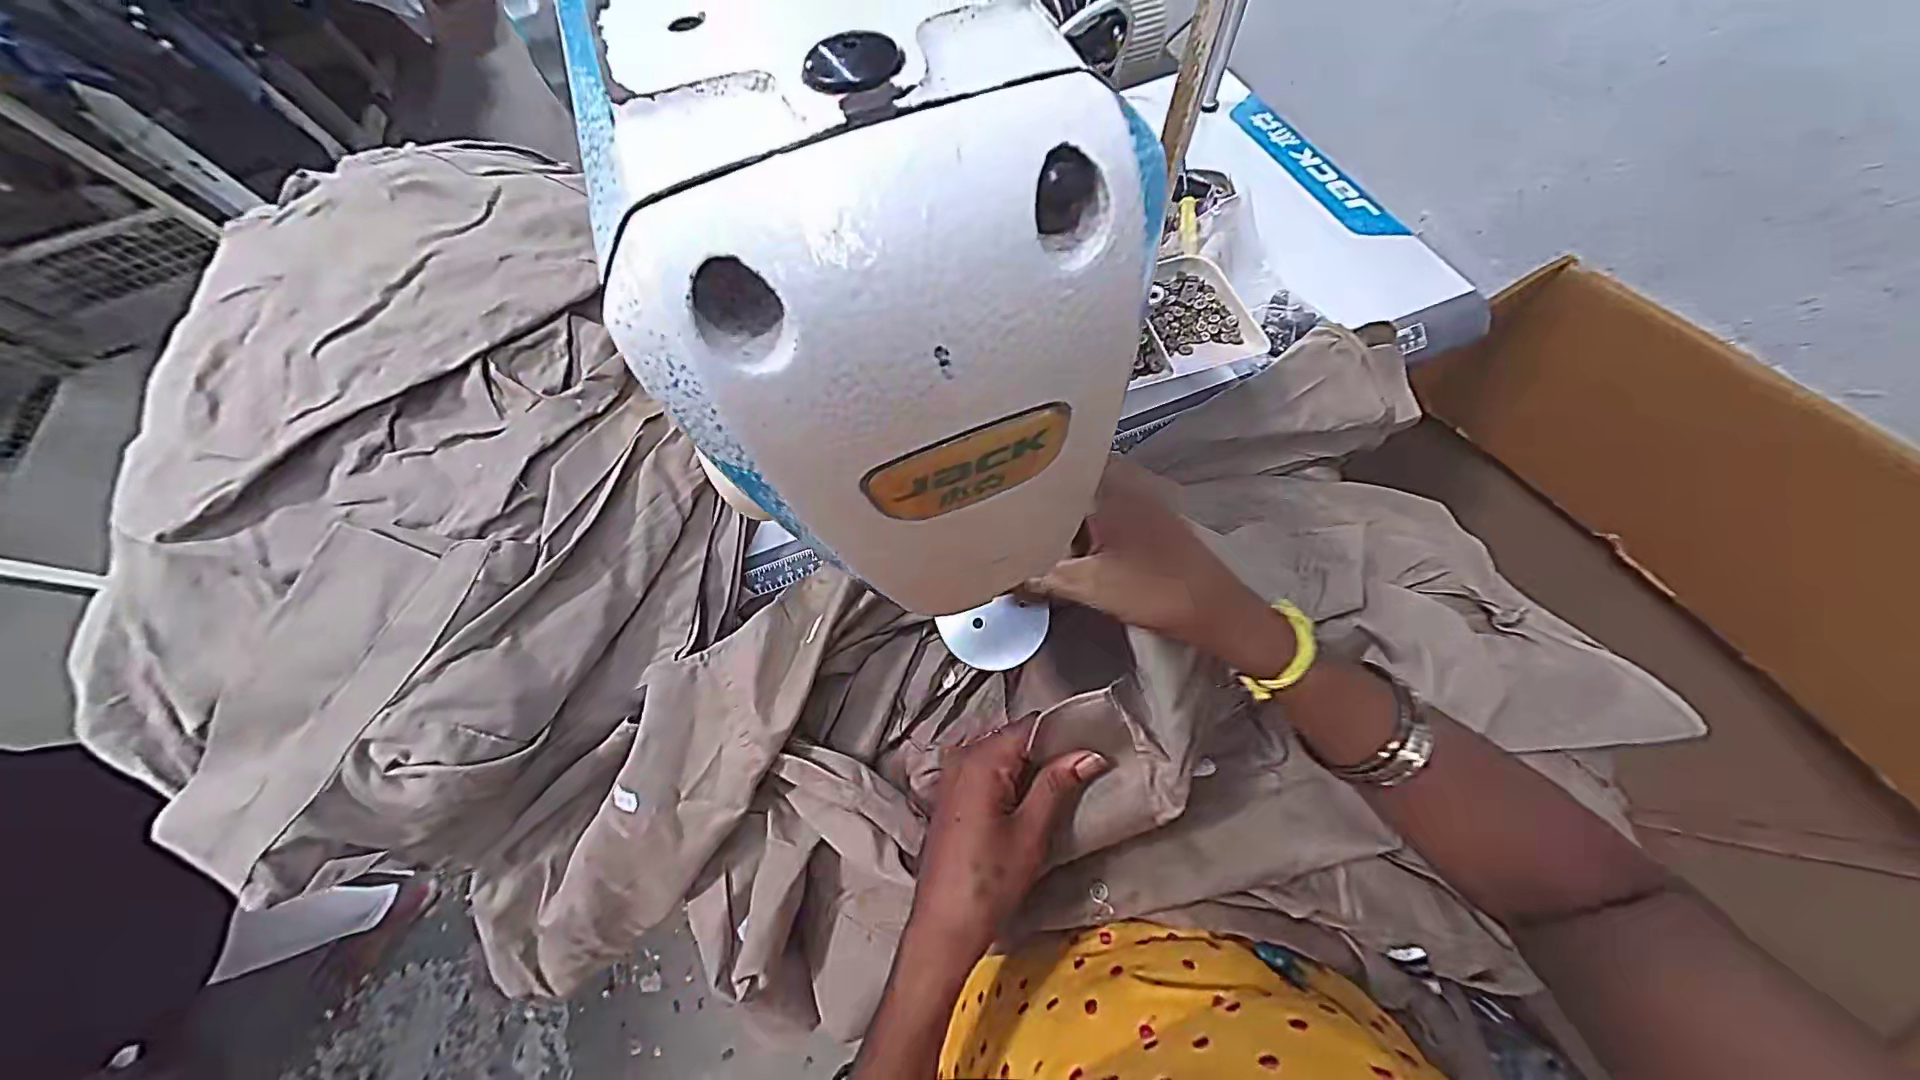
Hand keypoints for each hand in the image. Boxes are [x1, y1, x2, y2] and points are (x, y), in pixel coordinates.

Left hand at [905, 717, 1109, 969]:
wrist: (944, 926)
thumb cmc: (987, 883)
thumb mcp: (1031, 832)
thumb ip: (1057, 784)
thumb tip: (1088, 755)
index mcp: (981, 759)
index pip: (1030, 726)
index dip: (1062, 736)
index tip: (1089, 752)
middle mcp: (962, 758)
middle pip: (1015, 738)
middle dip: (1047, 753)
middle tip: (1078, 776)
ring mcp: (953, 775)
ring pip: (1003, 755)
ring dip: (1029, 769)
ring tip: (1057, 794)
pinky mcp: (951, 795)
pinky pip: (987, 771)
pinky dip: (1010, 781)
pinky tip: (1028, 806)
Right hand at [1026, 456, 1294, 674]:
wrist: (1216, 608)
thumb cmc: (1156, 591)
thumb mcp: (1088, 586)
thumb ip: (1040, 576)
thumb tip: (1002, 577)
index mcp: (1108, 487)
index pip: (1051, 473)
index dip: (1021, 484)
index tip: (997, 494)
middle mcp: (1124, 482)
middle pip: (1066, 484)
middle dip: (1038, 502)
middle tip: (1008, 518)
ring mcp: (1139, 498)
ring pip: (1084, 498)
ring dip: (1061, 516)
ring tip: (1031, 533)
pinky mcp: (1147, 518)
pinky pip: (1102, 512)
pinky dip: (1082, 525)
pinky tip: (1070, 547)